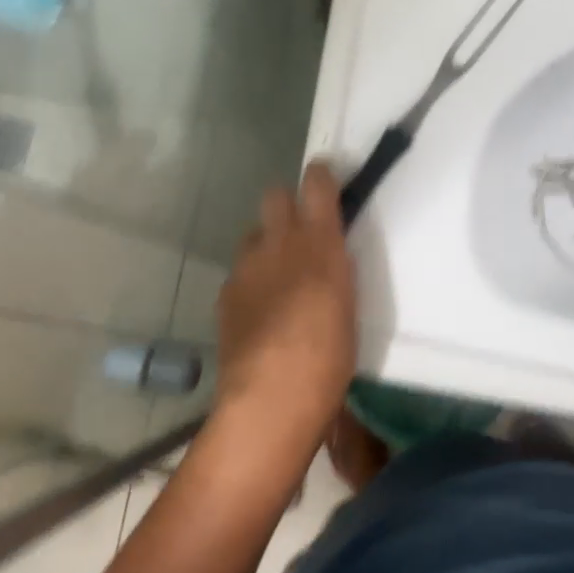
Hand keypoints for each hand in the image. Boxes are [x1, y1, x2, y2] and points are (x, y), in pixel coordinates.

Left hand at [214, 162, 357, 443]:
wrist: (270, 396)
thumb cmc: (328, 357)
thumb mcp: (348, 307)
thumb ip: (335, 272)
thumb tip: (328, 262)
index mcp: (319, 242)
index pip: (315, 183)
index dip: (320, 176)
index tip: (325, 179)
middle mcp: (278, 244)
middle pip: (275, 196)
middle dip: (287, 205)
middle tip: (301, 233)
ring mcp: (245, 268)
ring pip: (254, 237)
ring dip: (267, 246)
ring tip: (279, 279)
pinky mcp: (226, 295)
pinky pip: (241, 274)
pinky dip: (252, 282)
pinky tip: (260, 313)